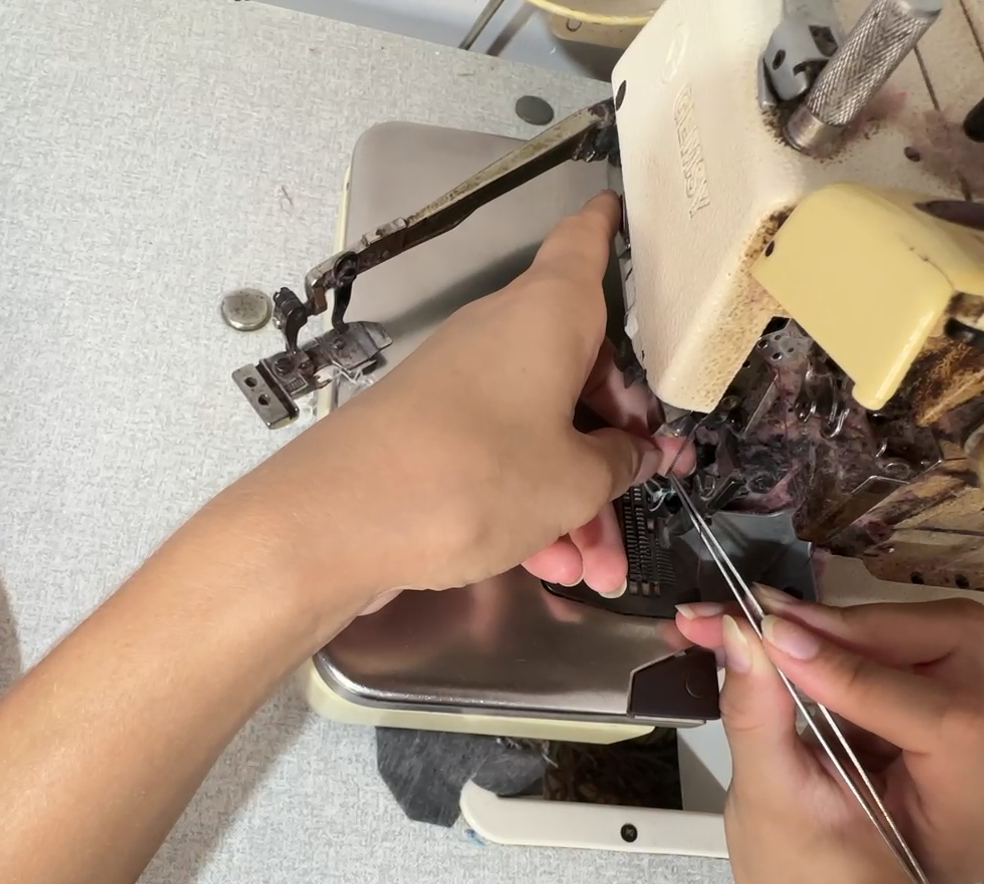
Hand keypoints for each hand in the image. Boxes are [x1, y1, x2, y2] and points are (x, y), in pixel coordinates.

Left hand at [225, 192, 688, 608]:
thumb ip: (617, 464)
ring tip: (599, 567)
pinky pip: (497, 459)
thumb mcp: (572, 482)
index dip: (610, 229)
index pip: (584, 244)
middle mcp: (499, 337)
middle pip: (578, 367)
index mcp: (547, 314)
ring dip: (572, 495)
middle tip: (646, 487)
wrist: (337, 523)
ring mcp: (460, 386)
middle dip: (616, 439)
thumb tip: (631, 455)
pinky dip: (525, 502)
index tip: (625, 216)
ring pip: (539, 428)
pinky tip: (547, 562)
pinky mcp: (429, 436)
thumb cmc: (473, 477)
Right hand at [675, 595, 983, 883]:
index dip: (856, 670)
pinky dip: (843, 629)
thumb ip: (756, 713)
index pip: (948, 720)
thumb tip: (741, 630)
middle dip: (857, 627)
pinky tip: (791, 641)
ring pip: (940, 630)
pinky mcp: (952, 704)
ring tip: (771, 632)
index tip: (769, 639)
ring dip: (847, 622)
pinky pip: (913, 639)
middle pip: (961, 650)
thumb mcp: (765, 800)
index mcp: (971, 822)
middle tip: (770, 626)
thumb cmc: (796, 872)